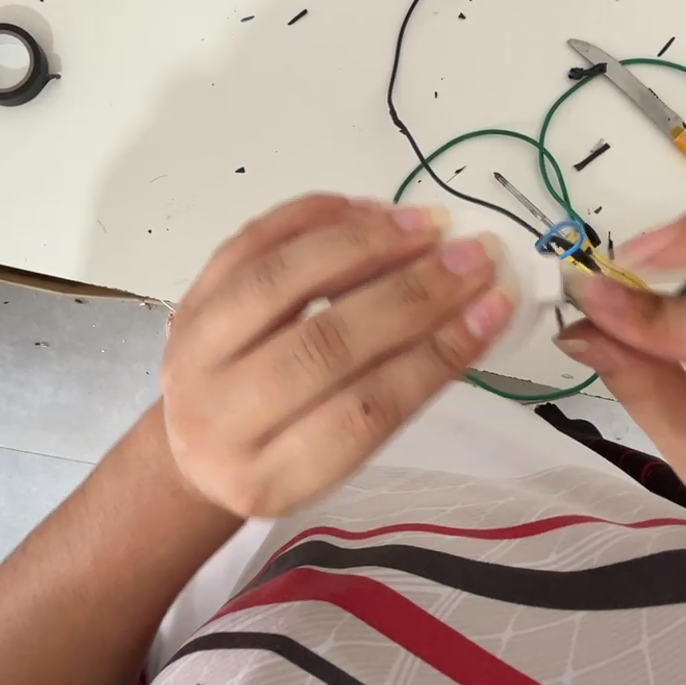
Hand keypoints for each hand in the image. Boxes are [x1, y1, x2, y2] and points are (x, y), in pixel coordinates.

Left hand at [162, 194, 514, 517]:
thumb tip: (466, 309)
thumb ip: (390, 393)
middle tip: (474, 256)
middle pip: (325, 344)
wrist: (192, 447)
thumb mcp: (334, 460)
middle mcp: (221, 416)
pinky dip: (310, 217)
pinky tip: (366, 208)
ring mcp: (194, 351)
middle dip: (412, 293)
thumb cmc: (280, 457)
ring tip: (427, 225)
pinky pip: (247, 243)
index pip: (366, 412)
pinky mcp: (188, 300)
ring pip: (280, 282)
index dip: (438, 355)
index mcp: (272, 476)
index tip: (497, 304)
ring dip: (363, 244)